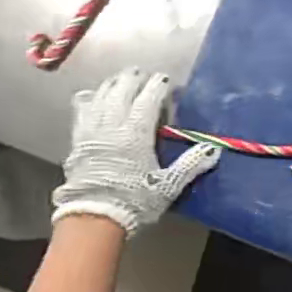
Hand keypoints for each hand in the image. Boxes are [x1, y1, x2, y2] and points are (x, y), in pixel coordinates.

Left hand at [50, 68, 218, 235]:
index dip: (158, 86)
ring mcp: (92, 129)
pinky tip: (91, 95)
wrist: (95, 216)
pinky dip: (90, 97)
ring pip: (102, 94)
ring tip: (121, 79)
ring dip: (113, 83)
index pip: (149, 98)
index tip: (165, 80)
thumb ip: (191, 164)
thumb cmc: (135, 201)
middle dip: (135, 78)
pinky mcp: (78, 139)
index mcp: (137, 132)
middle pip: (123, 89)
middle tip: (143, 75)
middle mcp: (113, 123)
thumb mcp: (168, 185)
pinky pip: (82, 108)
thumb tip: (214, 149)